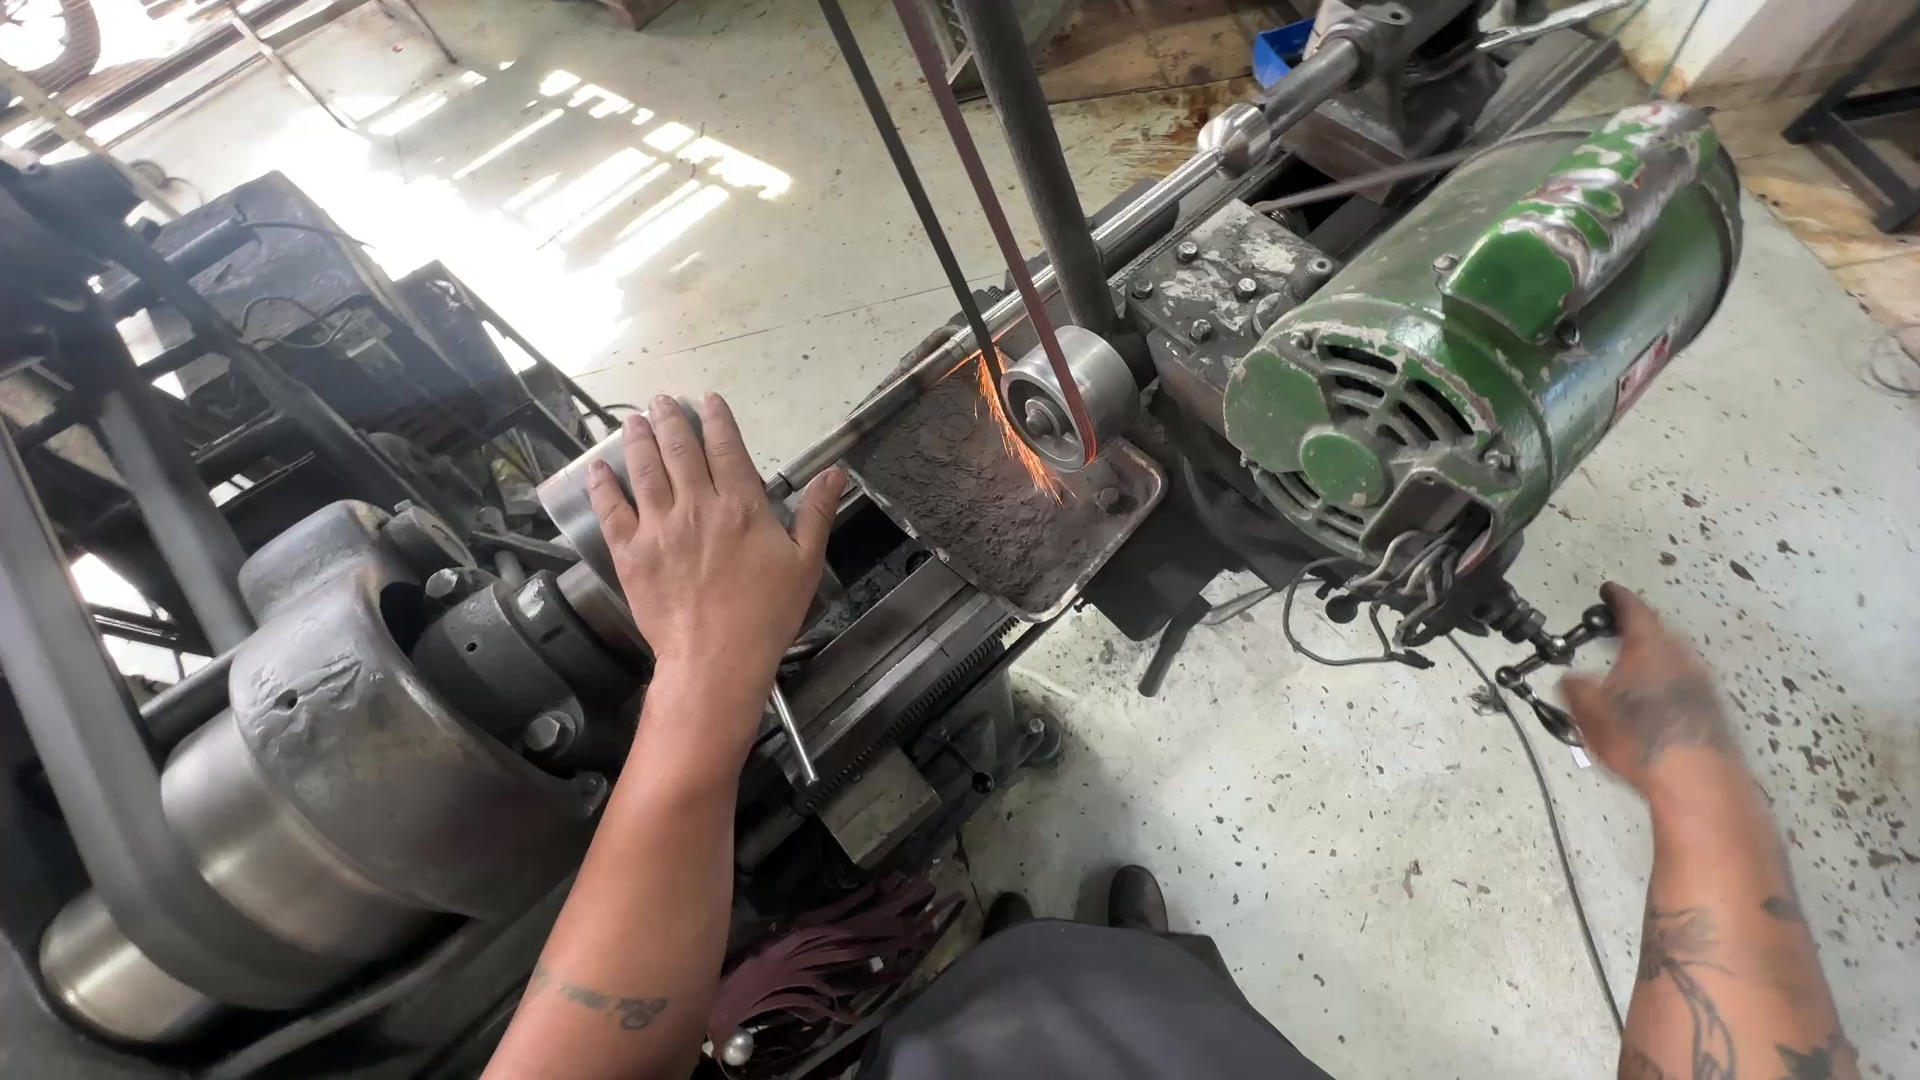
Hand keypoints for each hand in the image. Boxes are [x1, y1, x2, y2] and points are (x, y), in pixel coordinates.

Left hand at [586, 394, 845, 720]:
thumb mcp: (806, 562)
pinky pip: (612, 510)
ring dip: (638, 440)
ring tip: (634, 420)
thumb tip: (835, 473)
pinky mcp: (631, 553)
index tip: (708, 400)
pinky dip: (603, 485)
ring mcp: (659, 528)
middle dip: (671, 419)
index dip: (716, 419)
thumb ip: (816, 512)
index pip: (726, 448)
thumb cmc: (767, 613)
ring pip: (644, 470)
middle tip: (662, 400)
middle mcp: (696, 506)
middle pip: (679, 450)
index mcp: (741, 506)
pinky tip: (598, 468)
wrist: (718, 658)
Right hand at [1559, 583, 1739, 797]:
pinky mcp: (1710, 711)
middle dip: (1638, 627)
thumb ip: (1575, 687)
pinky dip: (1662, 675)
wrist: (1698, 782)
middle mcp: (1681, 662)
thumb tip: (1573, 679)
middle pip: (1661, 634)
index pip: (1636, 613)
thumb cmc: (1638, 738)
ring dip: (1652, 653)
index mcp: (1650, 652)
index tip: (1610, 590)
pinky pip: (1681, 678)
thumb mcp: (1587, 710)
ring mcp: (1701, 687)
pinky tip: (1649, 694)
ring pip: (1674, 657)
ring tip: (1630, 660)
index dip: (1621, 599)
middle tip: (1616, 625)